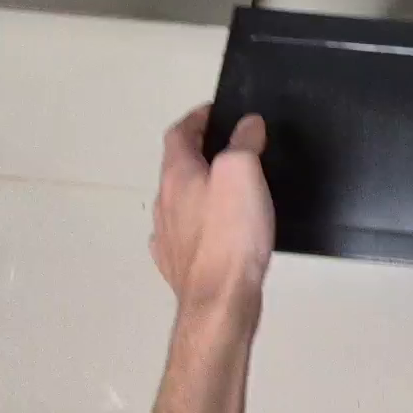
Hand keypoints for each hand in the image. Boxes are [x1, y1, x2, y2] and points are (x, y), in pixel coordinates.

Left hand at [151, 105, 275, 320]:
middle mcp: (165, 203)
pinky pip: (184, 231)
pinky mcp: (179, 265)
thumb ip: (243, 142)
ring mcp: (167, 238)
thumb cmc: (231, 230)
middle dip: (201, 151)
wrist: (219, 302)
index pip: (178, 134)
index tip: (217, 110)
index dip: (197, 118)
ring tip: (231, 184)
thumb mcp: (242, 171)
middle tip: (233, 144)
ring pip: (180, 200)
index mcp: (177, 176)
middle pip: (177, 166)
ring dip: (199, 185)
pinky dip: (198, 219)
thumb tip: (247, 124)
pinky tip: (214, 226)